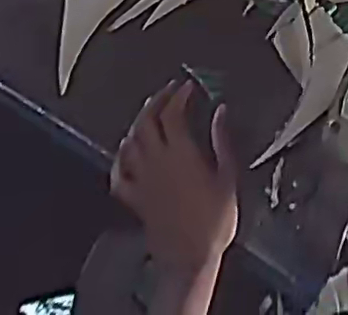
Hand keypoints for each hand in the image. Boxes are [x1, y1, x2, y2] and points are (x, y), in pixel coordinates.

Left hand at [111, 80, 237, 276]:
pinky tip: (127, 149)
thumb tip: (220, 112)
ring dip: (139, 121)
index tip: (189, 87)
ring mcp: (142, 180)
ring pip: (131, 141)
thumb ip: (222, 140)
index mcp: (181, 153)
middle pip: (146, 120)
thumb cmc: (214, 220)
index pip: (172, 113)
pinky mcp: (134, 198)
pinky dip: (120, 157)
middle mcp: (157, 162)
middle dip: (157, 100)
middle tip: (169, 91)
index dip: (179, 95)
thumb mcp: (227, 176)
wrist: (190, 260)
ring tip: (150, 111)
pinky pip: (119, 173)